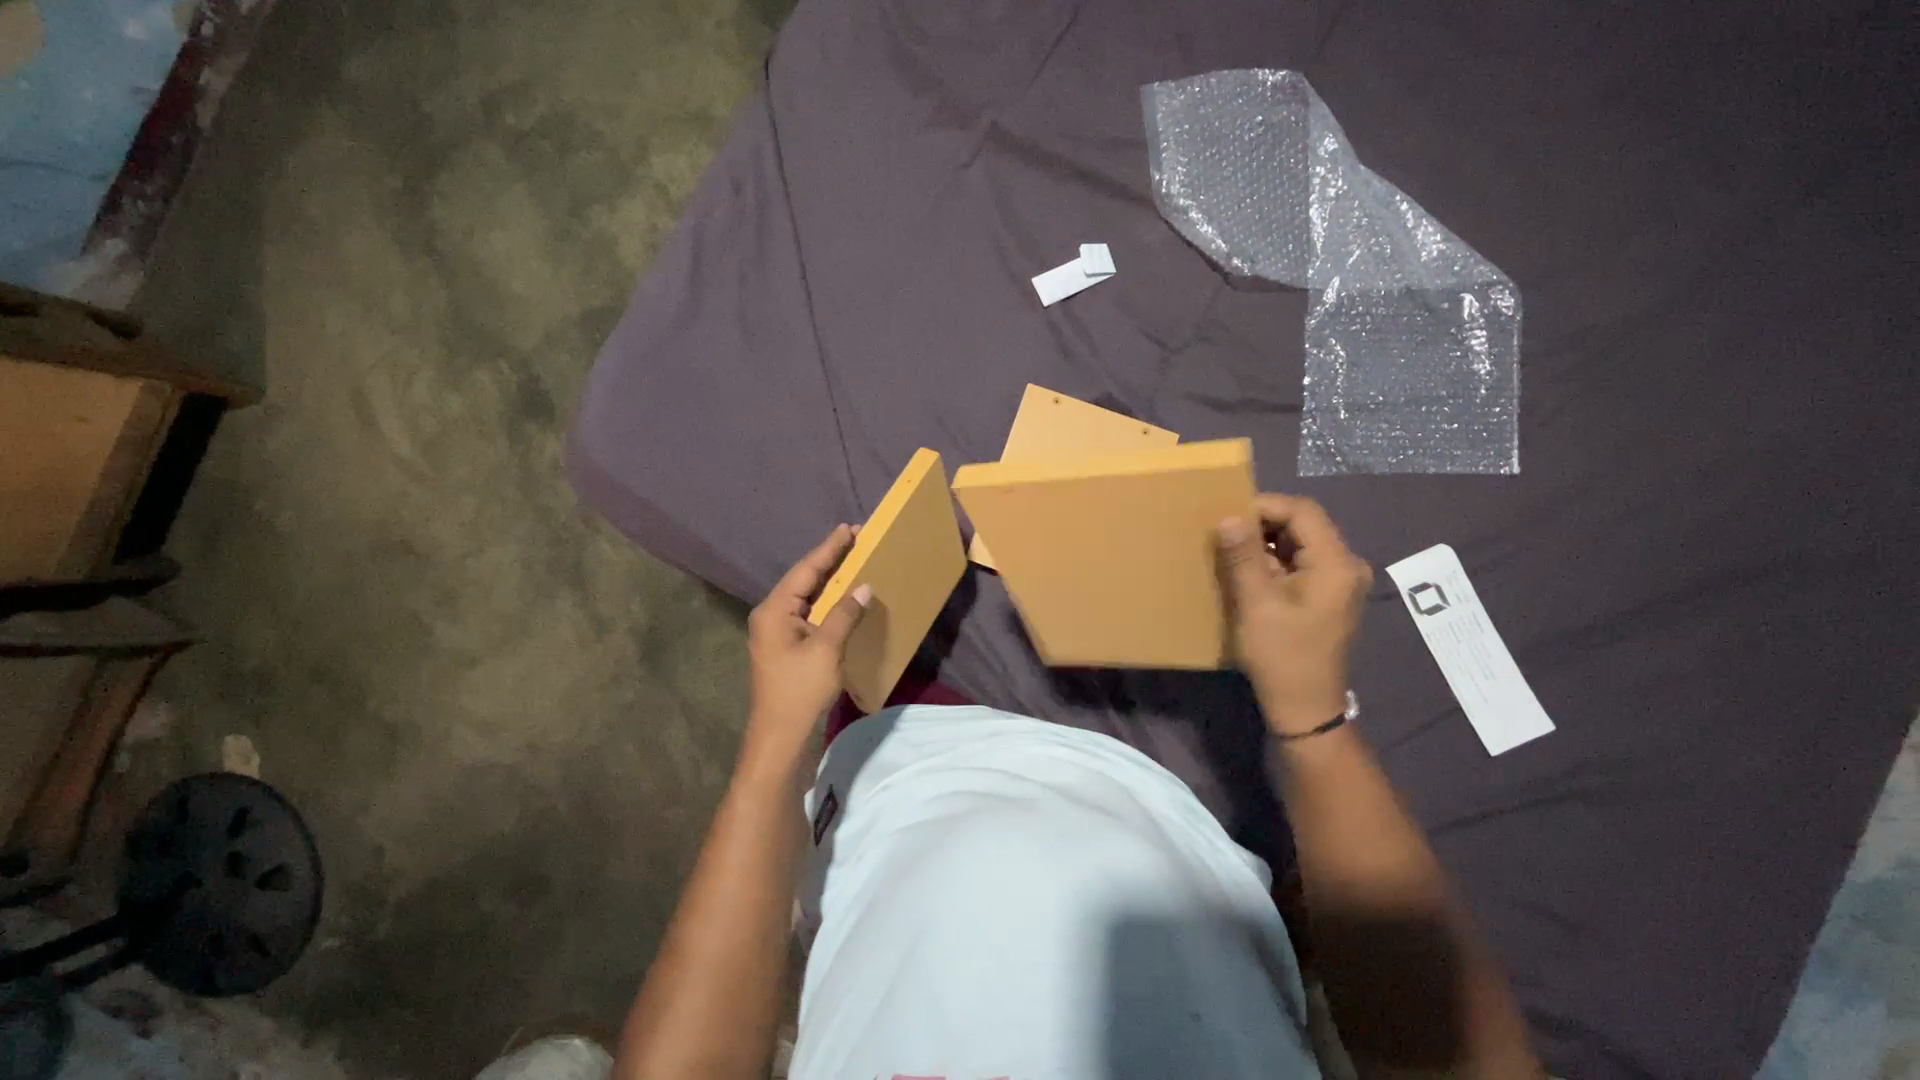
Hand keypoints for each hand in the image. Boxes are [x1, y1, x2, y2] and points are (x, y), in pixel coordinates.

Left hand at [744, 524, 871, 756]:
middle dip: (830, 561)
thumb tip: (863, 588)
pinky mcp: (786, 646)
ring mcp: (776, 632)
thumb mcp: (826, 650)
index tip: (849, 529)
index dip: (829, 549)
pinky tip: (844, 599)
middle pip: (804, 580)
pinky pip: (809, 614)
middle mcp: (771, 615)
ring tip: (854, 562)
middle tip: (856, 540)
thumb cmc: (800, 690)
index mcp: (774, 610)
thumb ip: (844, 615)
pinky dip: (828, 603)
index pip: (806, 570)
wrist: (780, 735)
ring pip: (807, 597)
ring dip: (830, 582)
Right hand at [1217, 494, 1371, 735]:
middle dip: (1262, 525)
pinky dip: (1274, 563)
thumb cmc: (1282, 656)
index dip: (1264, 506)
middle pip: (1303, 525)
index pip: (1302, 511)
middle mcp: (1346, 565)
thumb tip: (1229, 517)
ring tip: (1231, 554)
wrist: (1305, 708)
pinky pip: (1301, 564)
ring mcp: (1340, 582)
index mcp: (1336, 563)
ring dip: (1266, 545)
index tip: (1226, 516)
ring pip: (1300, 544)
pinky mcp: (1329, 596)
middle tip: (1224, 534)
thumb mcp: (1256, 604)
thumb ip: (1244, 557)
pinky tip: (1247, 575)